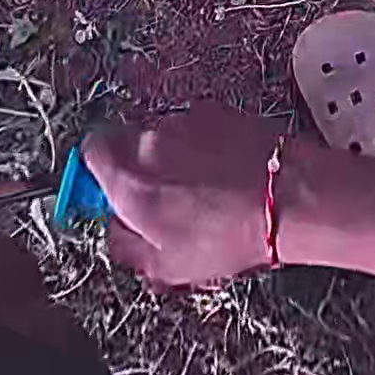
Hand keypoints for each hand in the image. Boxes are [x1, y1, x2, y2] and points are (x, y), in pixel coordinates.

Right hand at [80, 103, 292, 286]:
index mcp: (131, 180)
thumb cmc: (230, 235)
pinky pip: (191, 124)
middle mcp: (151, 142)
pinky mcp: (212, 109)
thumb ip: (125, 243)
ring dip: (167, 153)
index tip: (104, 187)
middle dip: (131, 164)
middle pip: (123, 140)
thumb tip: (114, 227)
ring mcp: (183, 121)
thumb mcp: (167, 265)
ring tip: (199, 184)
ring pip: (159, 133)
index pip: (89, 152)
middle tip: (155, 193)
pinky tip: (219, 166)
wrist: (286, 194)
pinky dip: (196, 141)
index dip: (94, 170)